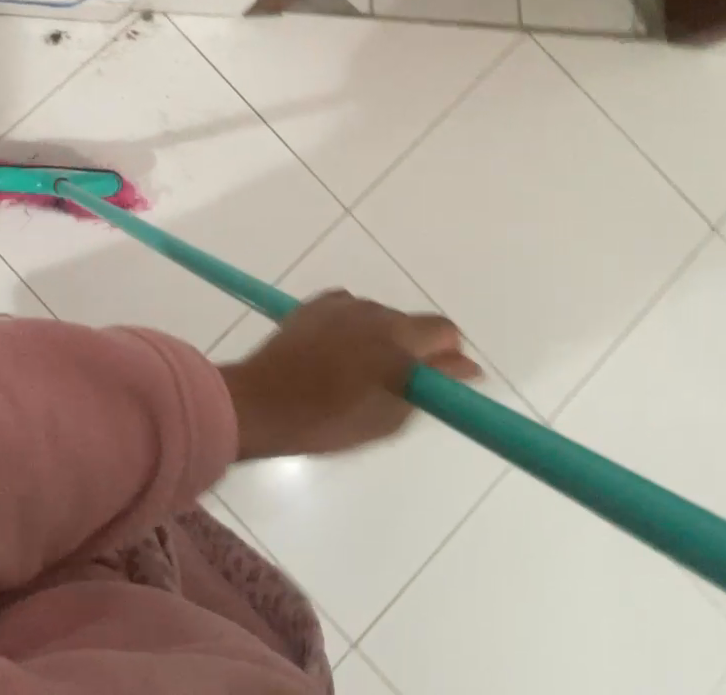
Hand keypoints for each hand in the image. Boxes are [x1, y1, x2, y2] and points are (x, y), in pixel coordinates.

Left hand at [219, 290, 481, 460]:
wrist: (261, 403)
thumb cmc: (330, 420)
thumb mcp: (391, 415)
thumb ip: (432, 386)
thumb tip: (465, 367)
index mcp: (397, 337)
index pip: (445, 332)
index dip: (447, 357)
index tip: (438, 385)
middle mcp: (371, 310)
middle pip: (409, 324)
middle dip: (411, 351)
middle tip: (392, 388)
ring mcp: (338, 304)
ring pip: (377, 318)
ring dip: (378, 340)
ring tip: (354, 376)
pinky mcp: (311, 305)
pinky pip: (346, 313)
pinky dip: (350, 330)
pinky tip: (333, 356)